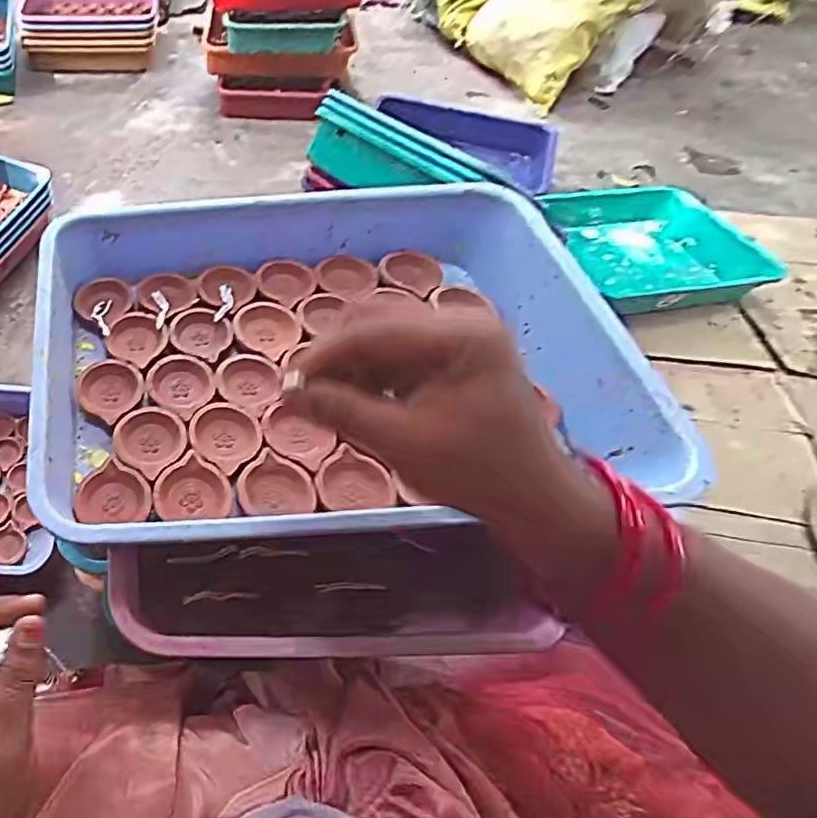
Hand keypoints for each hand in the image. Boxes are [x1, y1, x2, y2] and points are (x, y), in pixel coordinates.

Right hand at [280, 305, 594, 530]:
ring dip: (346, 367)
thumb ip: (341, 412)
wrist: (531, 496)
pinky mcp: (446, 358)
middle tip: (303, 395)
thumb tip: (287, 394)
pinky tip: (354, 403)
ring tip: (327, 403)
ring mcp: (454, 338)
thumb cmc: (475, 472)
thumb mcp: (400, 442)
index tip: (285, 386)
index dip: (320, 357)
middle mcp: (458, 323)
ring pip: (377, 336)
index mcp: (460, 335)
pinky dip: (365, 376)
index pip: (371, 331)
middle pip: (372, 321)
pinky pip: (391, 354)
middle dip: (332, 357)